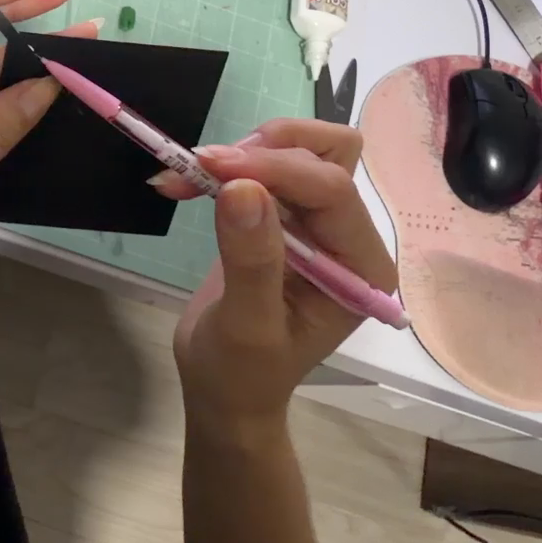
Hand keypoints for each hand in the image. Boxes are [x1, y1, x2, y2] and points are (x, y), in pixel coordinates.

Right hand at [151, 120, 397, 431]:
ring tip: (187, 171)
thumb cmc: (241, 374)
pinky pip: (261, 174)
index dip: (273, 167)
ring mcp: (311, 228)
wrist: (222, 392)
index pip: (330, 190)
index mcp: (358, 266)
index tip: (207, 163)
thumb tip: (241, 187)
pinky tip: (183, 182)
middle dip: (264, 150)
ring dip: (243, 152)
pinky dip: (223, 168)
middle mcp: (344, 238)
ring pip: (295, 155)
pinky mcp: (276, 223)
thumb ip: (251, 260)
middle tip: (203, 164)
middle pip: (325, 156)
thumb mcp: (246, 326)